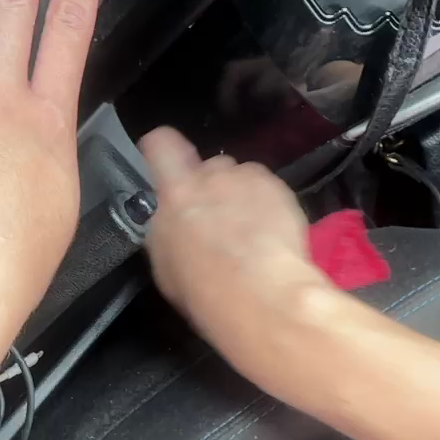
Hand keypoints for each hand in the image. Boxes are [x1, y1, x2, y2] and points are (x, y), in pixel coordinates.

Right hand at [140, 127, 354, 400]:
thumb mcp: (165, 265)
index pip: (160, 144)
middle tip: (214, 219)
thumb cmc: (204, 289)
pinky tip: (268, 234)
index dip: (160, 149)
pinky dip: (266, 204)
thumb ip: (166, 230)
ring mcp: (247, 179)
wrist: (260, 295)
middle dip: (208, 186)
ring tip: (247, 232)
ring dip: (239, 196)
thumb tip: (171, 224)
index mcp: (173, 194)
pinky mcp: (279, 187)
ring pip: (239, 177)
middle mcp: (209, 176)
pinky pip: (266, 187)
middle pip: (205, 167)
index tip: (161, 160)